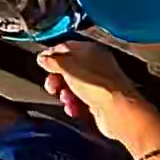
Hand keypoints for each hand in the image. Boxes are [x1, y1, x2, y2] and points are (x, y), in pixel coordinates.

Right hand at [37, 42, 159, 155]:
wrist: (119, 111)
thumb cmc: (92, 82)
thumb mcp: (65, 65)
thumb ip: (50, 60)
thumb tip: (42, 58)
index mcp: (90, 50)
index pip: (64, 47)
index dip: (50, 54)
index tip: (41, 63)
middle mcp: (96, 65)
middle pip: (66, 68)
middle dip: (56, 78)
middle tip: (52, 86)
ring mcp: (99, 83)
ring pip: (71, 85)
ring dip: (64, 93)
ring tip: (66, 100)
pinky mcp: (100, 101)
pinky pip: (80, 99)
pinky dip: (74, 104)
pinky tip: (73, 108)